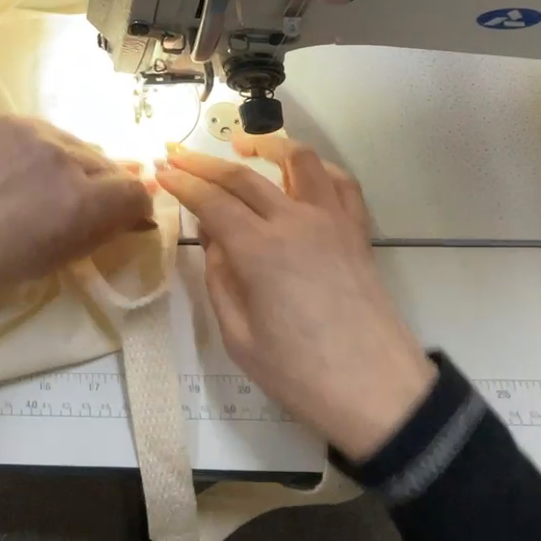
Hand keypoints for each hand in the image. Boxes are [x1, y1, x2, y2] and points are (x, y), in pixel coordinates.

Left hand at [0, 117, 155, 289]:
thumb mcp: (58, 258)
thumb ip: (102, 232)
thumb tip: (132, 216)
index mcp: (83, 201)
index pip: (135, 192)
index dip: (136, 206)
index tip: (127, 217)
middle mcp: (69, 159)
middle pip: (110, 166)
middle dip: (106, 187)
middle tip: (86, 203)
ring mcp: (40, 134)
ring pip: (79, 146)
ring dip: (77, 165)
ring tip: (52, 184)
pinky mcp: (15, 121)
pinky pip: (49, 134)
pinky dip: (49, 150)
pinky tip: (28, 167)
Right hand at [156, 137, 435, 460]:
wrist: (379, 394)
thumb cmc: (300, 374)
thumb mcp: (238, 336)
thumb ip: (219, 279)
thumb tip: (214, 239)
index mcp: (259, 251)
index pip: (210, 200)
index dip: (181, 183)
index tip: (161, 171)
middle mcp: (295, 223)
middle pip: (242, 176)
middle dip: (204, 162)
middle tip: (178, 154)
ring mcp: (332, 223)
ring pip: (298, 162)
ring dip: (265, 147)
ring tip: (242, 146)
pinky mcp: (357, 233)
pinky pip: (340, 183)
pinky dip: (316, 167)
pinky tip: (300, 172)